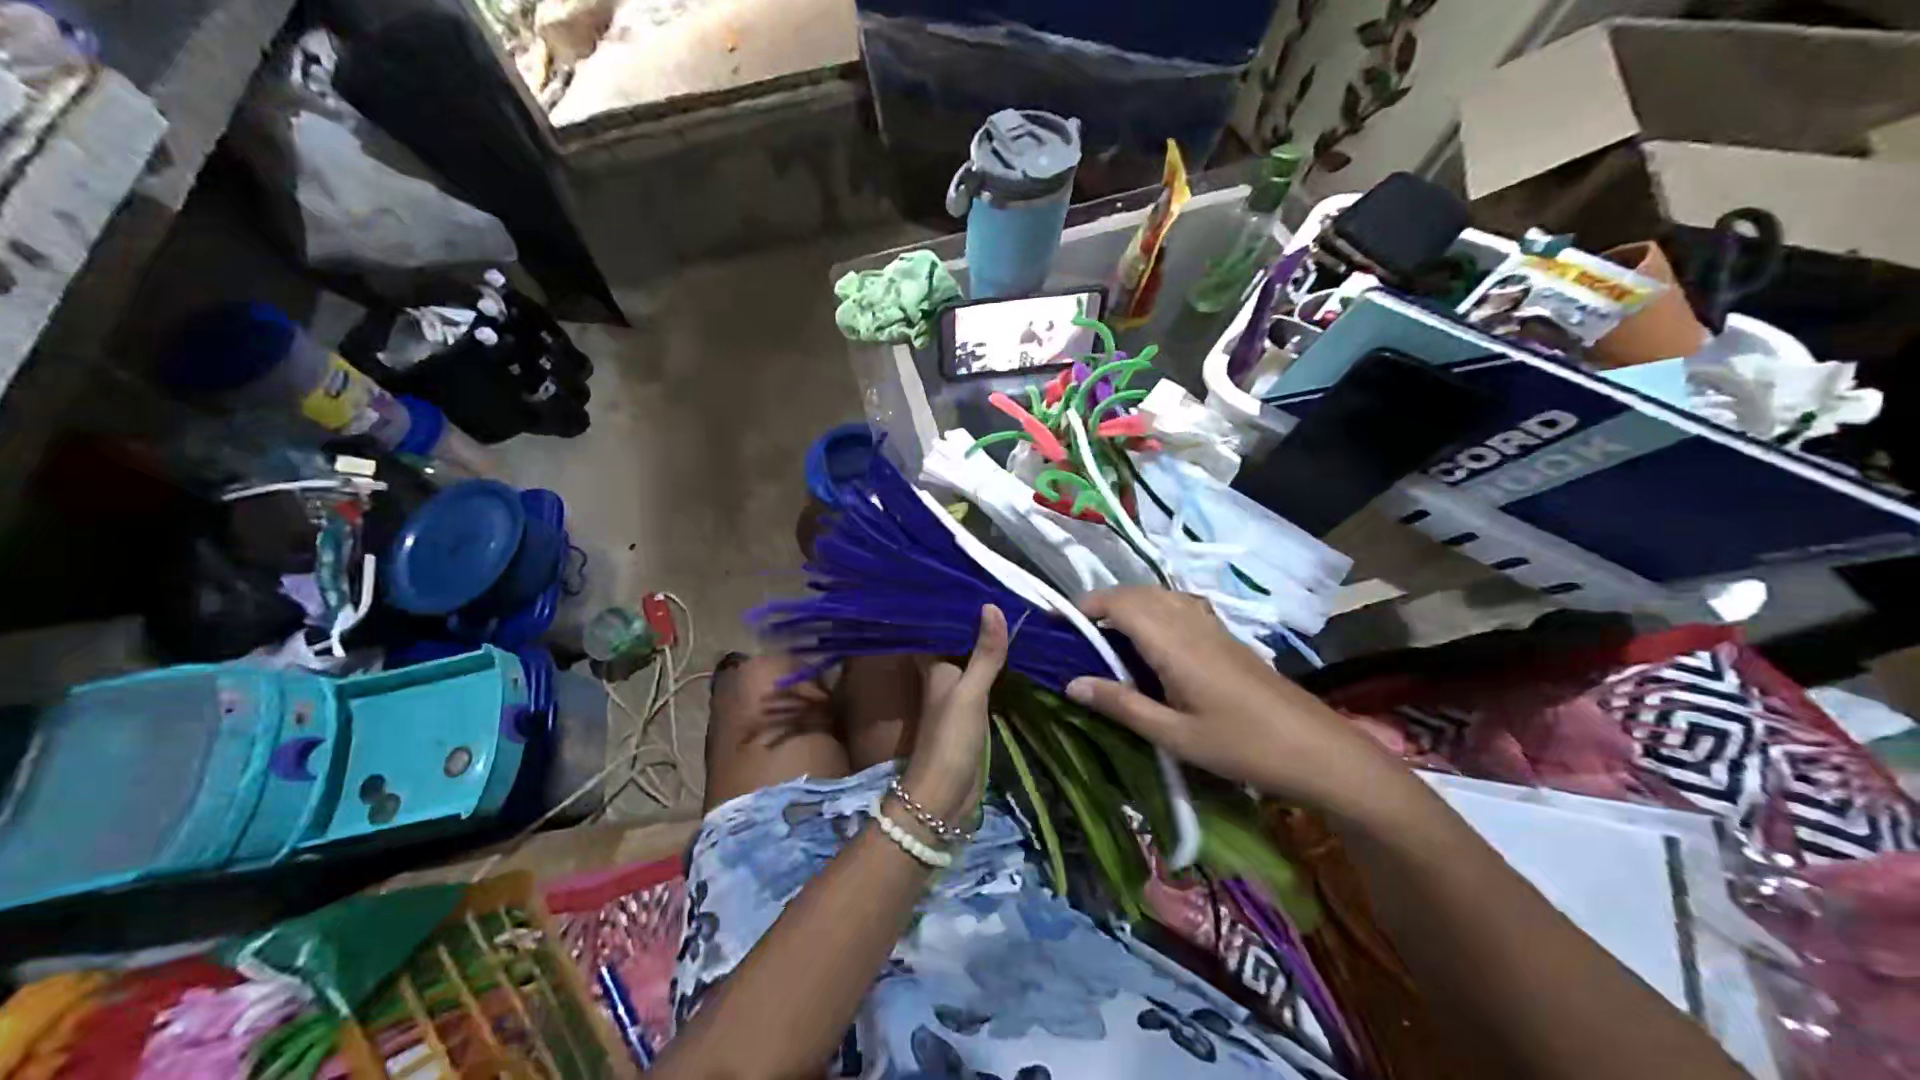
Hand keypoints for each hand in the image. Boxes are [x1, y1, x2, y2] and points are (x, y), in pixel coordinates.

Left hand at [901, 604, 1007, 825]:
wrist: (945, 796)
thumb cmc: (950, 739)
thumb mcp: (970, 692)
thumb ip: (984, 653)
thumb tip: (992, 605)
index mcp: (937, 668)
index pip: (943, 628)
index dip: (956, 608)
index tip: (976, 582)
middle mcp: (946, 678)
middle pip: (962, 644)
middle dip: (979, 624)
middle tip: (1010, 596)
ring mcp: (960, 698)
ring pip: (975, 663)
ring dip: (991, 647)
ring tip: (1021, 619)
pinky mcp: (974, 716)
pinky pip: (987, 684)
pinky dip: (999, 670)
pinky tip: (1020, 658)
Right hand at [1065, 588, 1420, 823]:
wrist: (1316, 749)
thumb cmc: (1242, 746)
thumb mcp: (1174, 736)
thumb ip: (1121, 705)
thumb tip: (1071, 683)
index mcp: (1174, 644)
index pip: (1122, 604)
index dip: (1088, 604)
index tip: (1058, 619)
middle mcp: (1191, 624)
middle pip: (1139, 593)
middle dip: (1104, 602)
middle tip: (1077, 630)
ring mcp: (1212, 627)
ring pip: (1161, 596)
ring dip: (1129, 603)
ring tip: (1107, 632)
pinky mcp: (1226, 637)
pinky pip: (1180, 606)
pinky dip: (1154, 609)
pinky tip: (1152, 638)